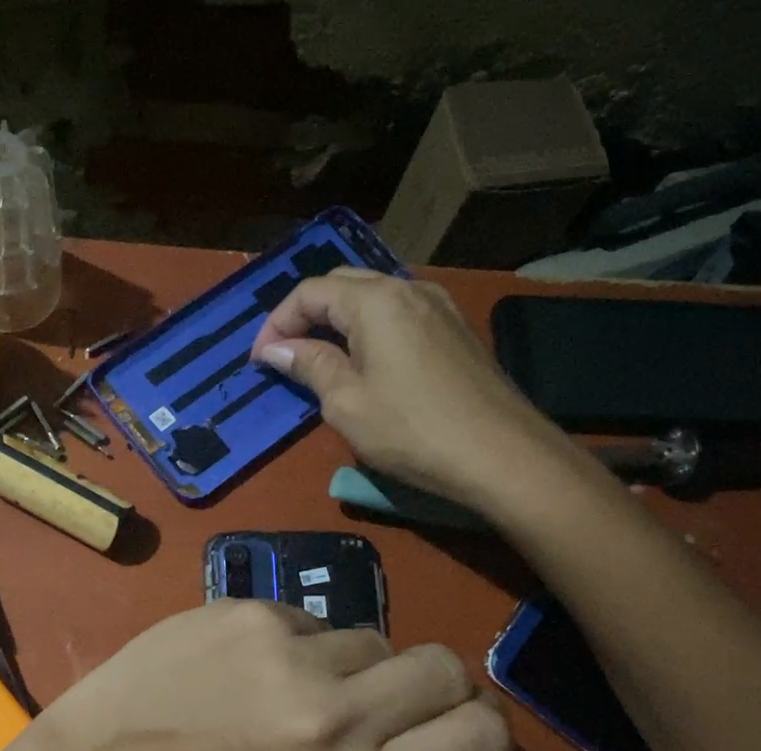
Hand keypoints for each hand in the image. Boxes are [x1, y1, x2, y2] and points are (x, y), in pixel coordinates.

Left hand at [34, 600, 512, 750]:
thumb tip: (462, 748)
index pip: (480, 738)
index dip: (485, 732)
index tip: (462, 730)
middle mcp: (337, 717)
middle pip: (447, 668)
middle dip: (436, 684)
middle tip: (395, 696)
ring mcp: (292, 654)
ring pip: (373, 638)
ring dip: (353, 663)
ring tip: (296, 684)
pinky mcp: (253, 610)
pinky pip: (310, 619)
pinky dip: (298, 641)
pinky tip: (251, 663)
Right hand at [251, 269, 572, 507]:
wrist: (501, 456)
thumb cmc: (412, 430)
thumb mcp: (346, 402)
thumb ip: (310, 366)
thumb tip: (277, 350)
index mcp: (375, 300)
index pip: (310, 292)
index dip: (277, 322)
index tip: (260, 361)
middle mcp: (408, 289)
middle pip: (341, 284)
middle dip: (305, 315)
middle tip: (284, 355)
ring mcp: (438, 307)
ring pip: (373, 297)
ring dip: (338, 321)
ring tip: (318, 359)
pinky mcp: (455, 330)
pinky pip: (398, 314)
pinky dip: (369, 330)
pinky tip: (364, 362)